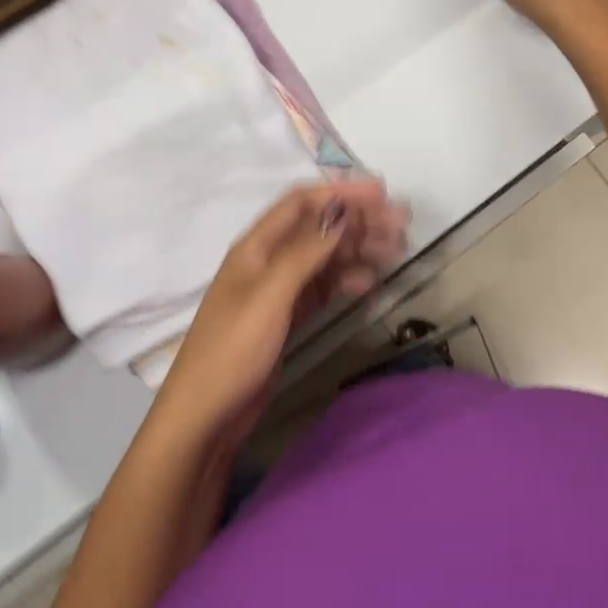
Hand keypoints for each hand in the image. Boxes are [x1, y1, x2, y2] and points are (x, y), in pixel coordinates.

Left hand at [157, 180, 407, 437]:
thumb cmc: (232, 351)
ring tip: (397, 250)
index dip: (341, 191)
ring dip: (359, 248)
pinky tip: (370, 282)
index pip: (302, 202)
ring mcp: (278, 290)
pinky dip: (348, 279)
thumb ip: (306, 252)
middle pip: (319, 227)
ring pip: (325, 257)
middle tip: (402, 223)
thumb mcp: (270, 297)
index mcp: (256, 247)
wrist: (205, 416)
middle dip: (359, 220)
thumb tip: (342, 210)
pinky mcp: (288, 317)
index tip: (383, 192)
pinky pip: (324, 286)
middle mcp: (268, 261)